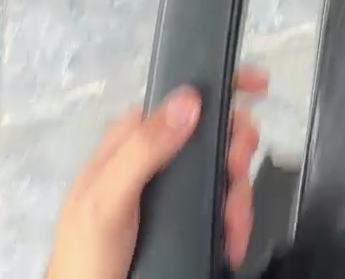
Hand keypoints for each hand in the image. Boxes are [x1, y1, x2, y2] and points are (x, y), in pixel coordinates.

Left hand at [46, 67, 270, 278]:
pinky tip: (231, 237)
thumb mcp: (105, 202)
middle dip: (236, 153)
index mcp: (132, 140)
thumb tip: (190, 100)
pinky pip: (223, 204)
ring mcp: (173, 189)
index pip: (180, 97)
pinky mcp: (185, 218)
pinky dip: (235, 218)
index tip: (258, 86)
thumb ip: (144, 149)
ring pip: (224, 170)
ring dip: (238, 194)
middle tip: (237, 174)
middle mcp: (156, 157)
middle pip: (214, 134)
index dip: (221, 88)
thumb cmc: (86, 259)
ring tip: (233, 223)